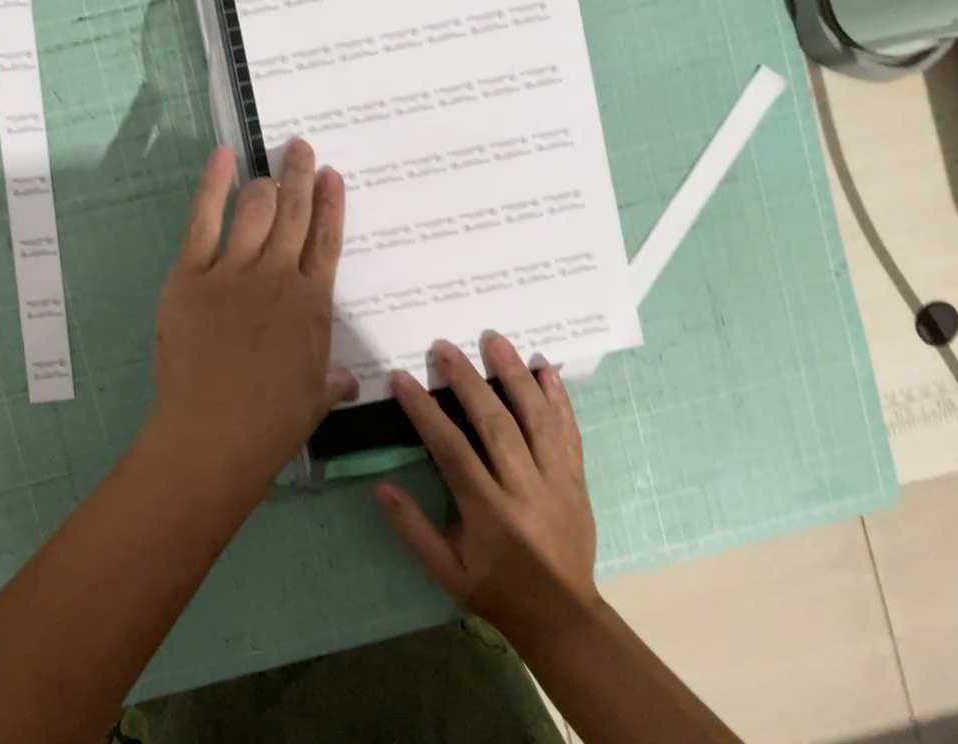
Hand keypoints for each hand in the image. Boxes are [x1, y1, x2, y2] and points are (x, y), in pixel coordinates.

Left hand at [145, 140, 355, 484]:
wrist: (213, 434)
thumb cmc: (270, 424)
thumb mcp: (314, 401)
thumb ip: (331, 382)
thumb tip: (348, 381)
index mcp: (313, 305)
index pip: (327, 241)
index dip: (331, 205)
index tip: (332, 176)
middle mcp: (278, 277)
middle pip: (294, 214)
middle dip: (300, 176)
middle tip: (301, 148)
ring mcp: (233, 273)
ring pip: (254, 211)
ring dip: (265, 183)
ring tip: (270, 164)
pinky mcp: (191, 276)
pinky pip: (204, 221)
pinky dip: (213, 186)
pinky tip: (221, 159)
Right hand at [375, 334, 601, 651]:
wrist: (563, 616)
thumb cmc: (496, 591)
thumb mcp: (445, 571)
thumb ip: (413, 529)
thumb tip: (381, 486)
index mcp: (489, 512)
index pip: (452, 449)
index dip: (425, 412)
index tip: (403, 379)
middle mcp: (525, 489)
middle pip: (495, 424)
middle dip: (467, 381)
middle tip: (445, 347)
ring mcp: (557, 481)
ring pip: (536, 419)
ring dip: (515, 375)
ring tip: (495, 341)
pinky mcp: (576, 479)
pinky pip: (569, 432)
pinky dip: (558, 398)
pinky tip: (545, 368)